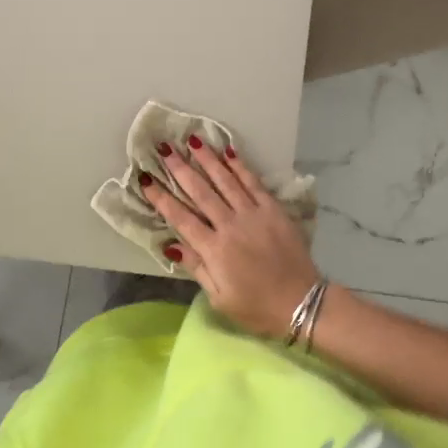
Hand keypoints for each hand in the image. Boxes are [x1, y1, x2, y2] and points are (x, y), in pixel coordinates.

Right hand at [139, 136, 319, 338]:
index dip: (161, 198)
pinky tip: (228, 151)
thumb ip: (196, 266)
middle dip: (180, 169)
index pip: (181, 218)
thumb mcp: (219, 297)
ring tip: (192, 140)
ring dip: (207, 159)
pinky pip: (253, 182)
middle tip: (164, 148)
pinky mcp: (273, 209)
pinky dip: (240, 166)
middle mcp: (230, 226)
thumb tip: (169, 243)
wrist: (301, 302)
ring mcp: (253, 214)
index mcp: (214, 250)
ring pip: (225, 180)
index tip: (146, 179)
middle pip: (200, 192)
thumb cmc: (256, 307)